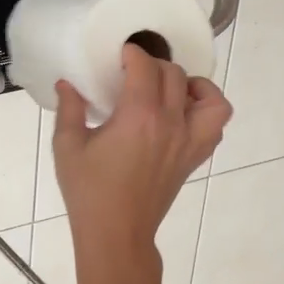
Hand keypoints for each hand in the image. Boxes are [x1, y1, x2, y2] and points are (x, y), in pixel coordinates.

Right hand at [53, 44, 231, 253]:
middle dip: (153, 64)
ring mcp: (189, 141)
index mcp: (138, 116)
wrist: (116, 230)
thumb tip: (67, 84)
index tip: (119, 53)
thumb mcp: (67, 145)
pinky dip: (206, 110)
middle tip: (131, 70)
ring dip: (192, 84)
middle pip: (174, 75)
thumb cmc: (88, 189)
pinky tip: (181, 113)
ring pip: (210, 97)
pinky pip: (216, 124)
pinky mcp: (194, 156)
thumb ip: (69, 109)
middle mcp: (170, 123)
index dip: (132, 53)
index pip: (145, 68)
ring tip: (168, 87)